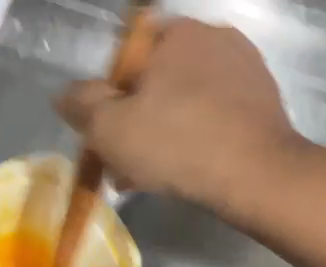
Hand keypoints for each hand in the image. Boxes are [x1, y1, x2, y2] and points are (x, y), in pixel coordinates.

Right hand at [55, 19, 308, 212]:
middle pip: (157, 78)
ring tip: (148, 173)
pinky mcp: (261, 96)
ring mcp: (244, 65)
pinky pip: (211, 113)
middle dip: (135, 117)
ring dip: (161, 131)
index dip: (110, 91)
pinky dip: (191, 136)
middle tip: (122, 159)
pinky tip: (182, 168)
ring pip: (183, 99)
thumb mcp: (108, 128)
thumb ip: (82, 105)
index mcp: (176, 34)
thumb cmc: (172, 143)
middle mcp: (214, 36)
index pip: (129, 53)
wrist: (252, 171)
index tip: (104, 128)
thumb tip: (64, 93)